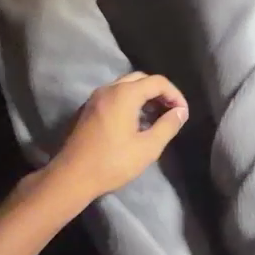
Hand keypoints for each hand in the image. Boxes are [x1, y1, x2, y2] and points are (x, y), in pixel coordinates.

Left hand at [44, 72, 189, 204]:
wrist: (71, 176)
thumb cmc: (112, 162)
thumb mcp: (147, 148)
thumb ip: (167, 126)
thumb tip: (181, 112)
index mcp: (125, 94)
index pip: (157, 82)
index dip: (175, 94)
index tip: (183, 113)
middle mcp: (109, 88)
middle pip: (140, 79)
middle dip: (159, 91)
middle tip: (171, 110)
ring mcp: (95, 97)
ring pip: (125, 86)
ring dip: (143, 95)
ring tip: (155, 116)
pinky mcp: (87, 108)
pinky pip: (113, 95)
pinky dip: (128, 100)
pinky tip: (134, 121)